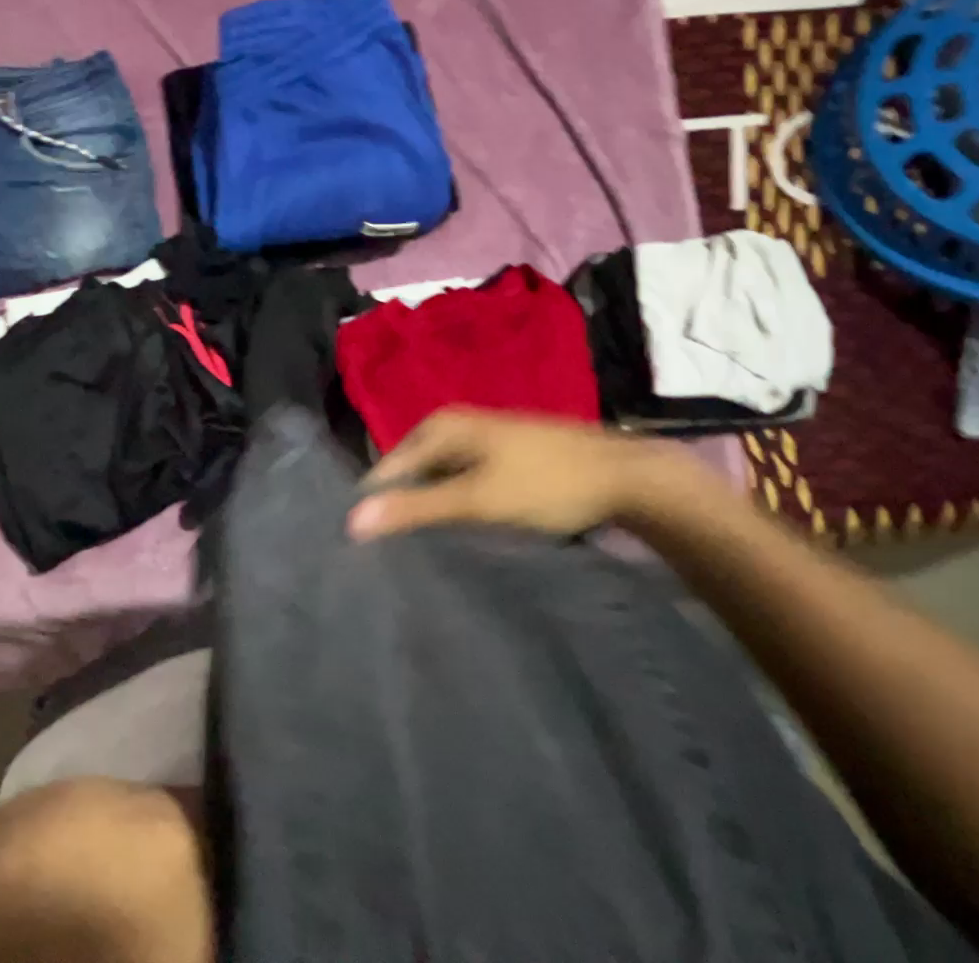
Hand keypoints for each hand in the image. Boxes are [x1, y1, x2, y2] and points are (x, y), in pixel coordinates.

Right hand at [346, 409, 707, 539]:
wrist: (628, 478)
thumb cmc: (546, 484)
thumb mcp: (476, 500)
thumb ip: (414, 509)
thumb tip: (350, 522)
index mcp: (439, 426)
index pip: (385, 470)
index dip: (376, 505)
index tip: (368, 547)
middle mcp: (452, 425)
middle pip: (408, 473)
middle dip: (401, 508)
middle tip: (394, 553)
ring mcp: (479, 440)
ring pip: (434, 480)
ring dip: (427, 510)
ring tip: (421, 548)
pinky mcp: (500, 458)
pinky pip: (457, 483)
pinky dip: (452, 506)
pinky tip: (457, 532)